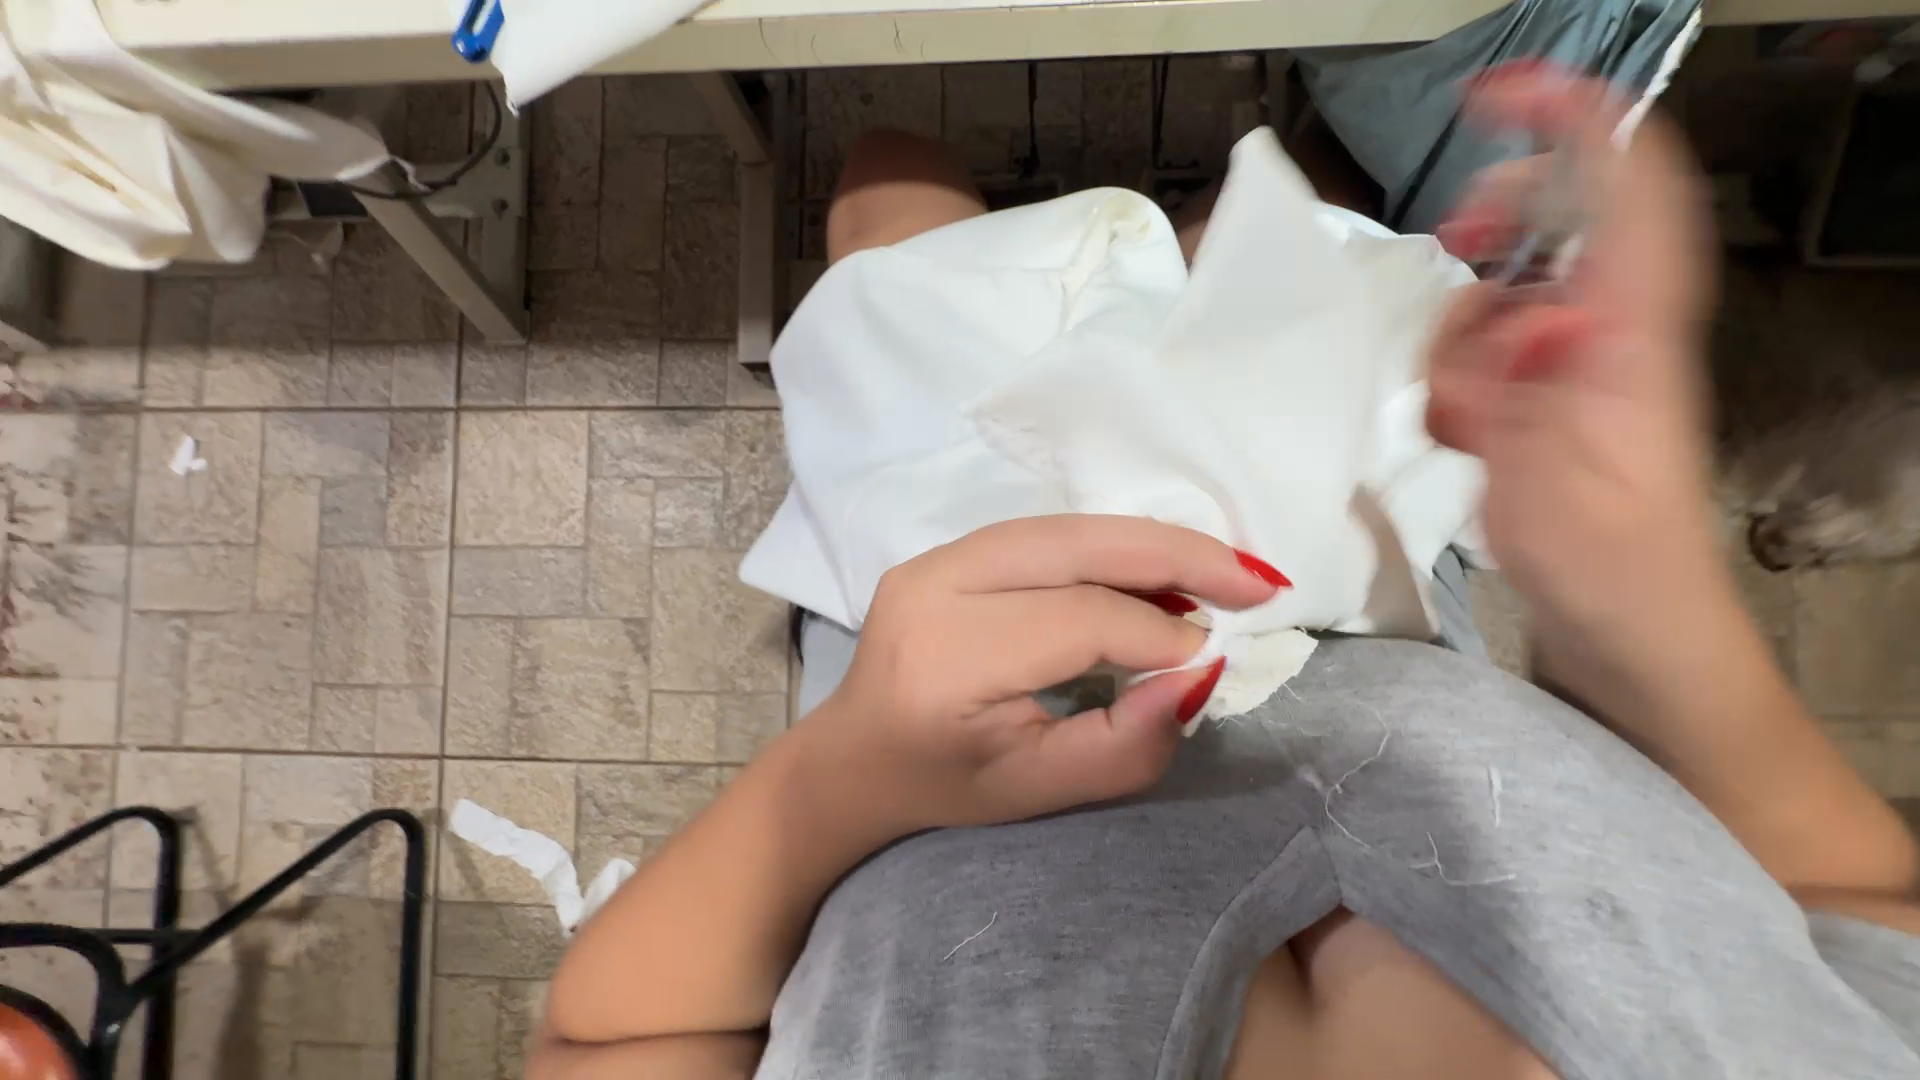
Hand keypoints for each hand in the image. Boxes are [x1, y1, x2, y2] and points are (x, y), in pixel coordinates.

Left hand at [794, 515, 1281, 835]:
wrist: (855, 758)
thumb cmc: (944, 785)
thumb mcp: (1040, 791)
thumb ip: (1124, 744)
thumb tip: (1198, 673)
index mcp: (947, 662)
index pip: (1076, 621)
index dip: (1157, 634)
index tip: (1211, 657)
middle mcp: (932, 590)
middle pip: (1073, 545)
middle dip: (1175, 554)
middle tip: (1256, 580)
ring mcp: (930, 560)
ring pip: (1063, 527)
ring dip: (1147, 543)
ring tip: (1218, 573)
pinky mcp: (941, 551)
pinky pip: (1043, 533)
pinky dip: (1107, 547)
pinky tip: (1152, 570)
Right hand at [1426, 66, 1733, 689]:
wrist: (1622, 627)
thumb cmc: (1607, 562)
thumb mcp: (1557, 477)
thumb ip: (1525, 388)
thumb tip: (1508, 319)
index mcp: (1633, 335)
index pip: (1627, 192)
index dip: (1569, 125)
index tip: (1498, 95)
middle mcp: (1610, 333)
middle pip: (1560, 227)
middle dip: (1497, 226)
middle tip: (1453, 247)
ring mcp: (1571, 368)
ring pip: (1499, 300)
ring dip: (1460, 340)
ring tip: (1465, 414)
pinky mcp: (1538, 403)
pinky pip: (1479, 359)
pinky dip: (1453, 384)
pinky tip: (1462, 433)